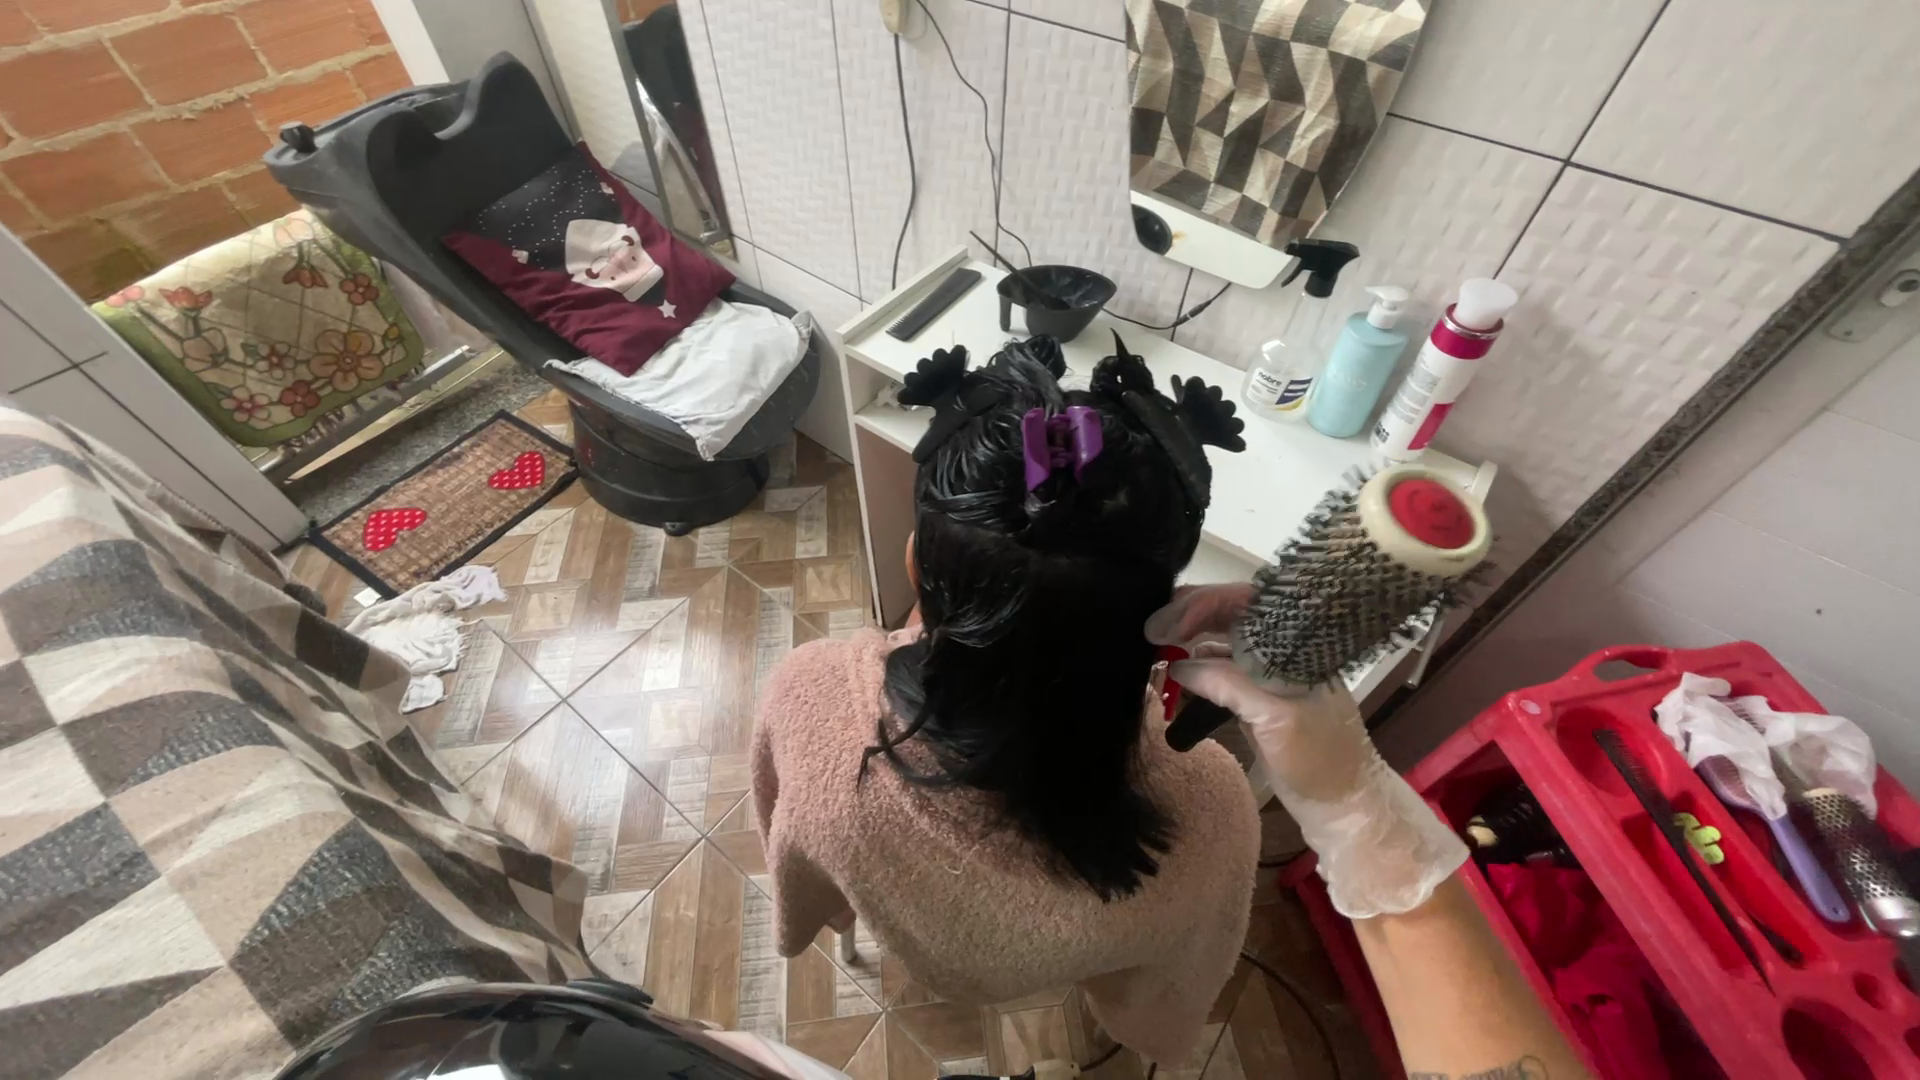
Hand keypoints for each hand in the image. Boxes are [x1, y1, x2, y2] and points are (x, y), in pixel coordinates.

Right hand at [1146, 585, 1467, 917]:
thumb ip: (1229, 684)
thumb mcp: (1276, 718)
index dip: (1202, 605)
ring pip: (1218, 638)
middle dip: (1186, 615)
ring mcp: (1266, 670)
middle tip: (1148, 630)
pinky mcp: (1254, 694)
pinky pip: (1217, 667)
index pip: (1243, 602)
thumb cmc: (1320, 760)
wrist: (1343, 806)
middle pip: (1226, 614)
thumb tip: (1178, 667)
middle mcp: (1280, 648)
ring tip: (1152, 643)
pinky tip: (1172, 668)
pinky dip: (1192, 664)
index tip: (1166, 624)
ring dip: (1185, 636)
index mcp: (1295, 643)